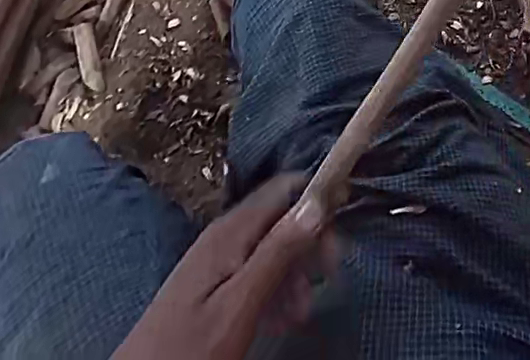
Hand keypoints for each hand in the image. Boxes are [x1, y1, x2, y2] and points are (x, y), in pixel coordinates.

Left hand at [113, 175, 333, 359]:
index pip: (286, 186)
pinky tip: (281, 317)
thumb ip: (279, 250)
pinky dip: (276, 285)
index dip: (318, 197)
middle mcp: (225, 233)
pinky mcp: (212, 283)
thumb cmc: (187, 352)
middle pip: (283, 215)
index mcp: (232, 230)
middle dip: (310, 241)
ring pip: (273, 244)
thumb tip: (319, 202)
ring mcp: (216, 258)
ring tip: (301, 310)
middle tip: (329, 275)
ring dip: (295, 269)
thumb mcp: (240, 304)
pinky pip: (256, 268)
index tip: (341, 225)